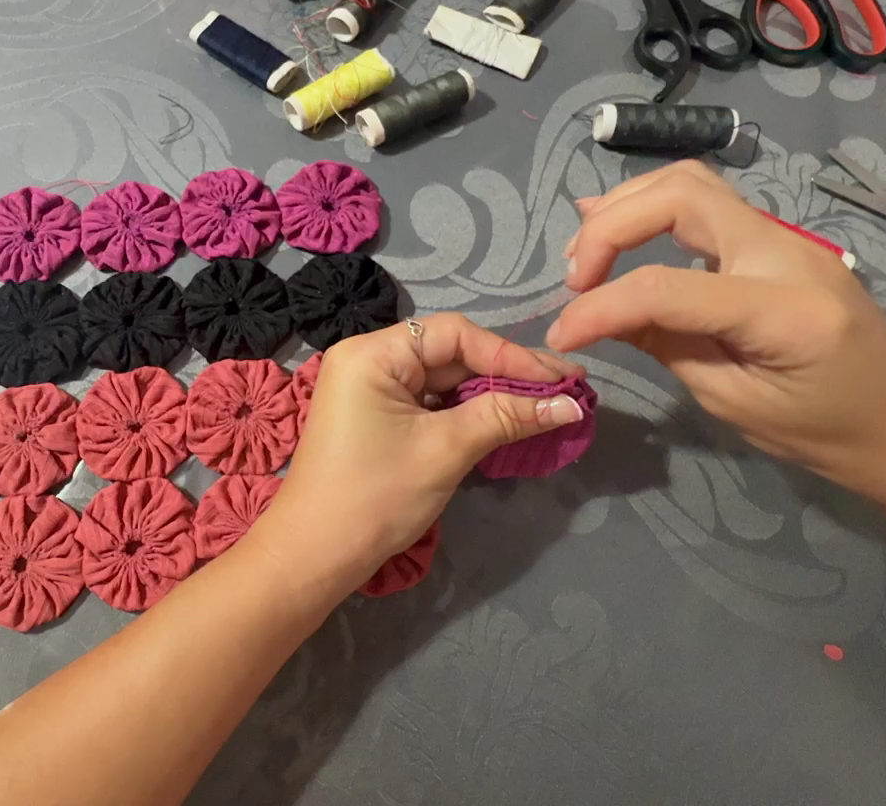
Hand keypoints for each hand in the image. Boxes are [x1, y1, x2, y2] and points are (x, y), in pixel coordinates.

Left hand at [250, 313, 585, 595]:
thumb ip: (505, 417)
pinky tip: (506, 420)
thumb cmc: (376, 495)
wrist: (316, 552)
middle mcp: (367, 359)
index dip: (510, 354)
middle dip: (506, 374)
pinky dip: (465, 411)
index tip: (562, 379)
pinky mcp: (376, 415)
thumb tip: (569, 404)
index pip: (452, 334)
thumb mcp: (445, 450)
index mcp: (371, 353)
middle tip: (566, 392)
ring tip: (546, 406)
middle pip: (448, 353)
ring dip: (490, 393)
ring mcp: (369, 388)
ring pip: (441, 379)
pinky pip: (428, 401)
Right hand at [544, 161, 885, 510]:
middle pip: (679, 195)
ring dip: (625, 207)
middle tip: (574, 277)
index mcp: (784, 309)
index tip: (560, 335)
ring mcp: (786, 238)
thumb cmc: (829, 434)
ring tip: (584, 251)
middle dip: (608, 227)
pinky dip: (649, 210)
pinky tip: (618, 235)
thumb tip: (593, 316)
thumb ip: (662, 345)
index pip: (663, 286)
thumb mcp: (732, 402)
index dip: (597, 307)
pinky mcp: (777, 241)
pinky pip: (704, 204)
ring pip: (689, 184)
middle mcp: (788, 252)